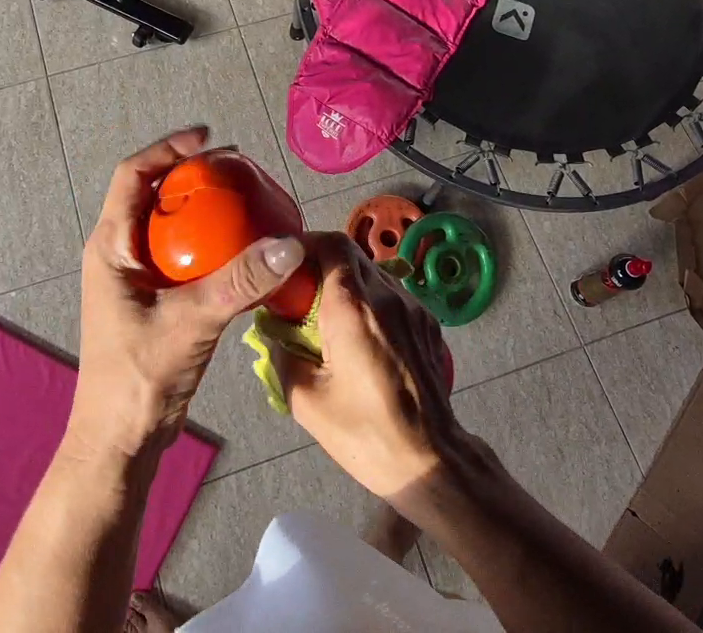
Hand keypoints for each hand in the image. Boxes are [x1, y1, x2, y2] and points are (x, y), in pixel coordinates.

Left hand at [69, 127, 305, 458]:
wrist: (120, 440)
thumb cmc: (137, 380)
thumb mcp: (190, 324)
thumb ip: (238, 283)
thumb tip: (288, 244)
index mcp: (111, 248)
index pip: (132, 175)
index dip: (168, 148)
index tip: (208, 138)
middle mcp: (120, 254)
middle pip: (154, 194)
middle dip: (194, 174)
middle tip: (239, 167)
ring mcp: (137, 278)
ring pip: (171, 225)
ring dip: (205, 208)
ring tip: (247, 198)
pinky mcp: (155, 299)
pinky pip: (185, 256)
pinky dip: (214, 243)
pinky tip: (246, 250)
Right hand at [276, 233, 462, 501]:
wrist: (431, 460)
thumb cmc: (364, 433)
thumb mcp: (305, 399)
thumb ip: (282, 354)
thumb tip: (272, 331)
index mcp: (354, 309)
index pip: (331, 245)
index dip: (305, 243)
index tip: (284, 260)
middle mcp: (387, 297)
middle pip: (351, 255)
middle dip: (320, 262)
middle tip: (296, 287)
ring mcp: (413, 308)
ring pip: (372, 272)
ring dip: (345, 280)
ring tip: (324, 311)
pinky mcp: (427, 323)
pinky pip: (391, 294)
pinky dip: (367, 299)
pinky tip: (356, 331)